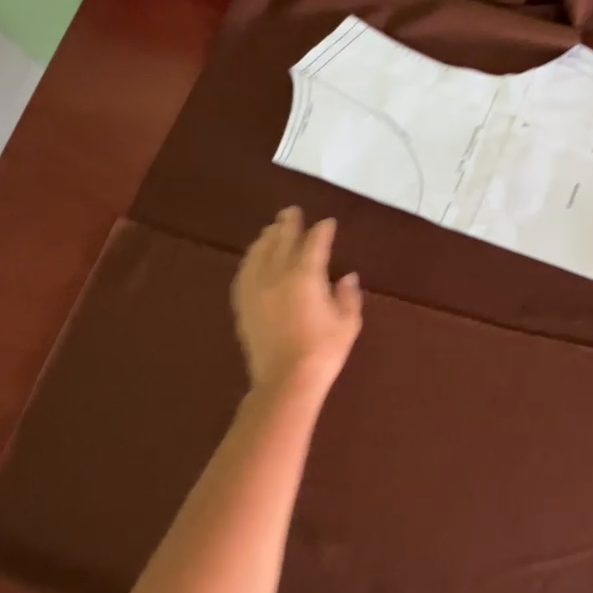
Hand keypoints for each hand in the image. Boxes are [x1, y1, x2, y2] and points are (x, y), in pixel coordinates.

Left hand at [231, 207, 362, 391]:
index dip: (322, 231)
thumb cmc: (323, 351)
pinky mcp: (244, 304)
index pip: (314, 244)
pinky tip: (254, 258)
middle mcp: (277, 275)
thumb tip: (347, 277)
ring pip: (259, 253)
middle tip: (291, 212)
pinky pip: (245, 273)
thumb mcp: (347, 323)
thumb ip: (347, 296)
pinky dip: (251, 259)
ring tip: (272, 230)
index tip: (327, 223)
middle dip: (289, 224)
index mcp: (306, 276)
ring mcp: (257, 288)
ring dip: (267, 238)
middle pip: (282, 241)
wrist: (286, 380)